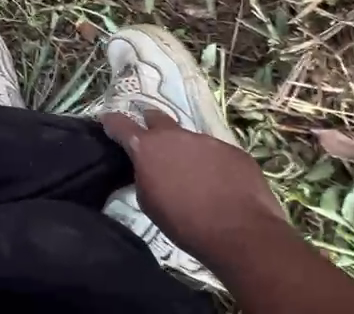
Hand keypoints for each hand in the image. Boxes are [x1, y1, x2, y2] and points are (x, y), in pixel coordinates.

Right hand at [100, 108, 289, 266]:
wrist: (244, 236)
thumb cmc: (186, 223)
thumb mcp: (148, 201)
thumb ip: (143, 175)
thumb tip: (148, 170)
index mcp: (145, 146)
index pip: (118, 122)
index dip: (112, 123)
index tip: (110, 126)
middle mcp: (174, 136)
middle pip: (156, 117)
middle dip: (152, 126)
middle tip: (157, 146)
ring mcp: (208, 142)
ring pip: (191, 139)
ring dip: (189, 151)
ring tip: (200, 175)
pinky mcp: (237, 154)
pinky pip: (220, 153)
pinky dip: (217, 164)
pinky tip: (225, 185)